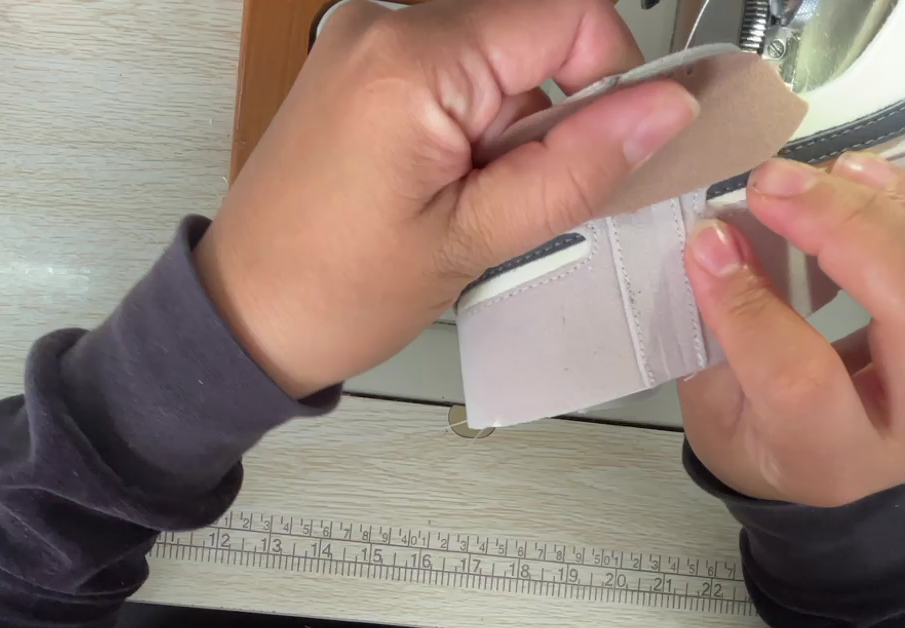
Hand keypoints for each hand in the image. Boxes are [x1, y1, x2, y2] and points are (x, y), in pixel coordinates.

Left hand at [196, 0, 698, 397]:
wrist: (242, 321)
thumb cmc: (330, 295)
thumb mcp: (467, 243)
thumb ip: (570, 171)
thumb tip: (662, 110)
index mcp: (414, 60)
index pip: (569, 16)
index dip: (611, 84)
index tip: (606, 155)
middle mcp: (382, 28)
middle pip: (526, 44)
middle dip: (539, 129)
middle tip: (497, 213)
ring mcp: (359, 49)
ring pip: (487, 70)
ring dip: (496, 143)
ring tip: (448, 217)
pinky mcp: (351, 79)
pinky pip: (441, 85)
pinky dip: (458, 139)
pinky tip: (427, 199)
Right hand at [679, 154, 904, 506]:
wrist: (827, 460)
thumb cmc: (754, 434)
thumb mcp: (712, 406)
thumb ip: (718, 333)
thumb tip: (719, 236)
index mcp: (833, 461)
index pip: (801, 379)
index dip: (748, 304)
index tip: (706, 243)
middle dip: (852, 224)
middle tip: (777, 185)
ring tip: (846, 175)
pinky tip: (901, 193)